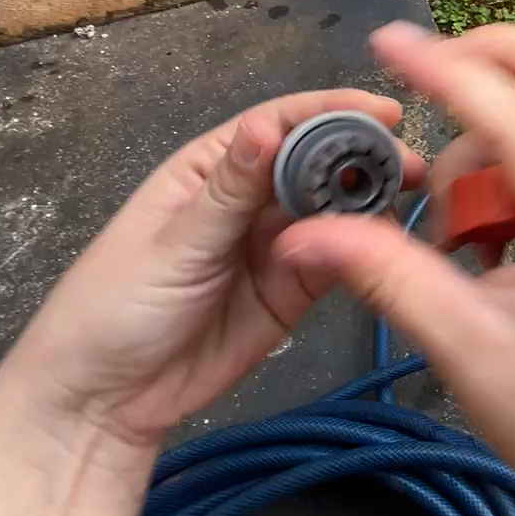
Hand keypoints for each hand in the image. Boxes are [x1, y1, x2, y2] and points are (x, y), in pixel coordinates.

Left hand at [8, 88, 426, 442]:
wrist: (103, 405)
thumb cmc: (116, 306)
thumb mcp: (172, 244)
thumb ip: (229, 191)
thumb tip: (267, 125)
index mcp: (217, 167)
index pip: (283, 123)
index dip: (335, 110)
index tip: (384, 112)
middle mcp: (255, 195)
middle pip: (321, 159)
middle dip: (366, 154)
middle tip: (411, 163)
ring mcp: (280, 238)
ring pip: (337, 205)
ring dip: (373, 197)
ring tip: (411, 197)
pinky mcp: (298, 282)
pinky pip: (339, 253)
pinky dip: (365, 244)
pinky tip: (388, 241)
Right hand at [276, 23, 514, 515]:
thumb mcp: (460, 344)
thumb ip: (384, 274)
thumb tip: (307, 233)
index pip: (514, 115)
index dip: (446, 70)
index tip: (390, 44)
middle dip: (501, 55)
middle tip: (434, 73)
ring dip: (494, 125)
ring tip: (454, 221)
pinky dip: (508, 151)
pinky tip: (478, 221)